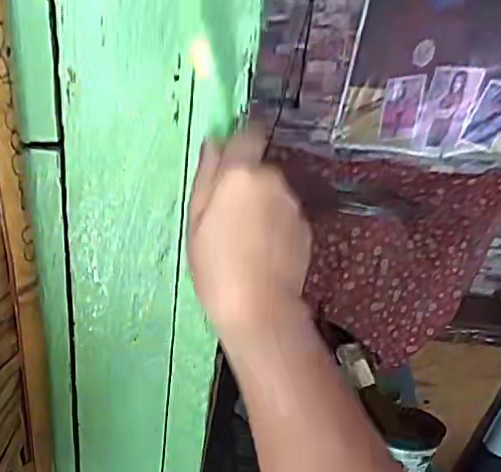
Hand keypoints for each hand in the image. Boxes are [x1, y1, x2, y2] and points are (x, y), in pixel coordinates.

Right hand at [186, 124, 311, 351]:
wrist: (259, 309)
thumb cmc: (215, 270)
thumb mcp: (195, 226)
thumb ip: (205, 179)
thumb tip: (214, 143)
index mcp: (240, 174)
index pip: (247, 133)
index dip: (237, 146)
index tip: (225, 168)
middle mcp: (272, 178)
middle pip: (259, 169)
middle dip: (246, 186)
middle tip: (227, 223)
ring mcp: (293, 203)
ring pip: (273, 195)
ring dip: (262, 209)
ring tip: (246, 245)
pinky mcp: (305, 228)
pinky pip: (285, 218)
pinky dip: (275, 230)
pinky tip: (263, 256)